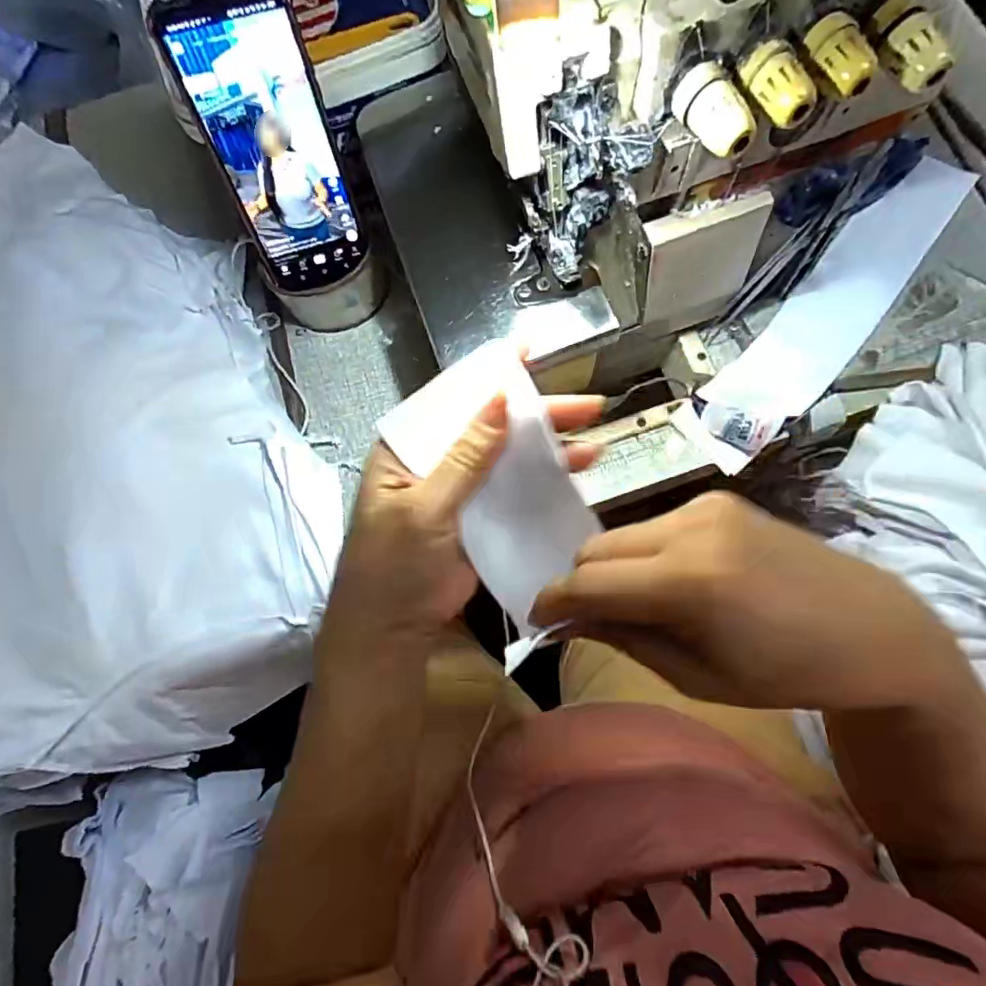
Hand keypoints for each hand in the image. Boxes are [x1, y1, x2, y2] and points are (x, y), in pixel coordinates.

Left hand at [324, 393, 604, 644]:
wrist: (392, 633)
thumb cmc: (394, 568)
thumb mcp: (426, 509)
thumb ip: (465, 457)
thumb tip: (498, 399)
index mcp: (405, 451)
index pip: (449, 401)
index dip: (489, 377)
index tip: (527, 352)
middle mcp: (433, 463)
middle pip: (489, 427)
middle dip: (536, 414)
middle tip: (586, 405)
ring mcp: (459, 492)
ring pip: (507, 458)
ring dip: (547, 446)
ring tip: (594, 436)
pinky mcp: (479, 519)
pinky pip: (512, 490)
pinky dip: (542, 479)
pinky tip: (576, 470)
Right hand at [531, 491, 985, 716]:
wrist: (871, 627)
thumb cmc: (786, 672)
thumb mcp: (698, 676)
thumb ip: (626, 639)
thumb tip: (568, 621)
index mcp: (689, 582)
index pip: (588, 583)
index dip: (552, 603)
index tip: (539, 622)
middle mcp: (691, 528)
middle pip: (594, 548)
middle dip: (580, 585)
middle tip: (589, 619)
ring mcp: (707, 506)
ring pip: (621, 533)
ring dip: (612, 567)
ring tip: (639, 603)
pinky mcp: (720, 499)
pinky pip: (654, 524)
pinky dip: (644, 552)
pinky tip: (674, 579)